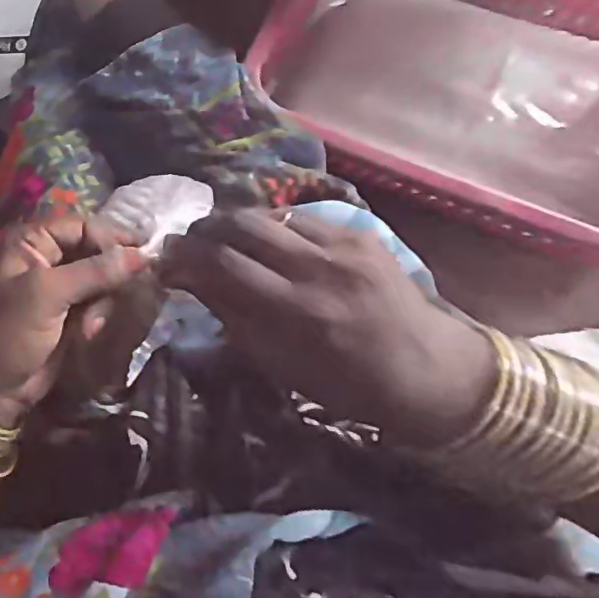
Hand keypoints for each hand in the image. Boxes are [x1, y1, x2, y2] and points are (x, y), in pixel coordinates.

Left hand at [0, 215, 148, 427]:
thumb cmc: (10, 332)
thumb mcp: (47, 295)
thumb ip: (94, 272)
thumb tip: (143, 255)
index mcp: (29, 241)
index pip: (80, 225)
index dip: (111, 237)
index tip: (143, 253)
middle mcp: (44, 257)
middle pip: (95, 250)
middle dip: (110, 274)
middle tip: (131, 288)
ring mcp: (58, 285)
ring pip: (101, 278)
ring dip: (103, 301)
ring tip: (92, 325)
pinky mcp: (69, 311)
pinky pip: (98, 301)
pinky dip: (99, 315)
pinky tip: (89, 333)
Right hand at [163, 209, 495, 447]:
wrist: (432, 372)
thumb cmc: (346, 383)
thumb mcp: (278, 361)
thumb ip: (231, 313)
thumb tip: (188, 278)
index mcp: (297, 310)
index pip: (222, 262)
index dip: (185, 254)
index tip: (166, 255)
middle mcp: (319, 268)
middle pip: (241, 224)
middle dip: (204, 229)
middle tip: (189, 240)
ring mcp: (345, 245)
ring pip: (269, 214)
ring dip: (236, 223)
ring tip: (223, 237)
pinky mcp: (362, 233)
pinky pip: (301, 217)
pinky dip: (274, 227)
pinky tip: (270, 241)